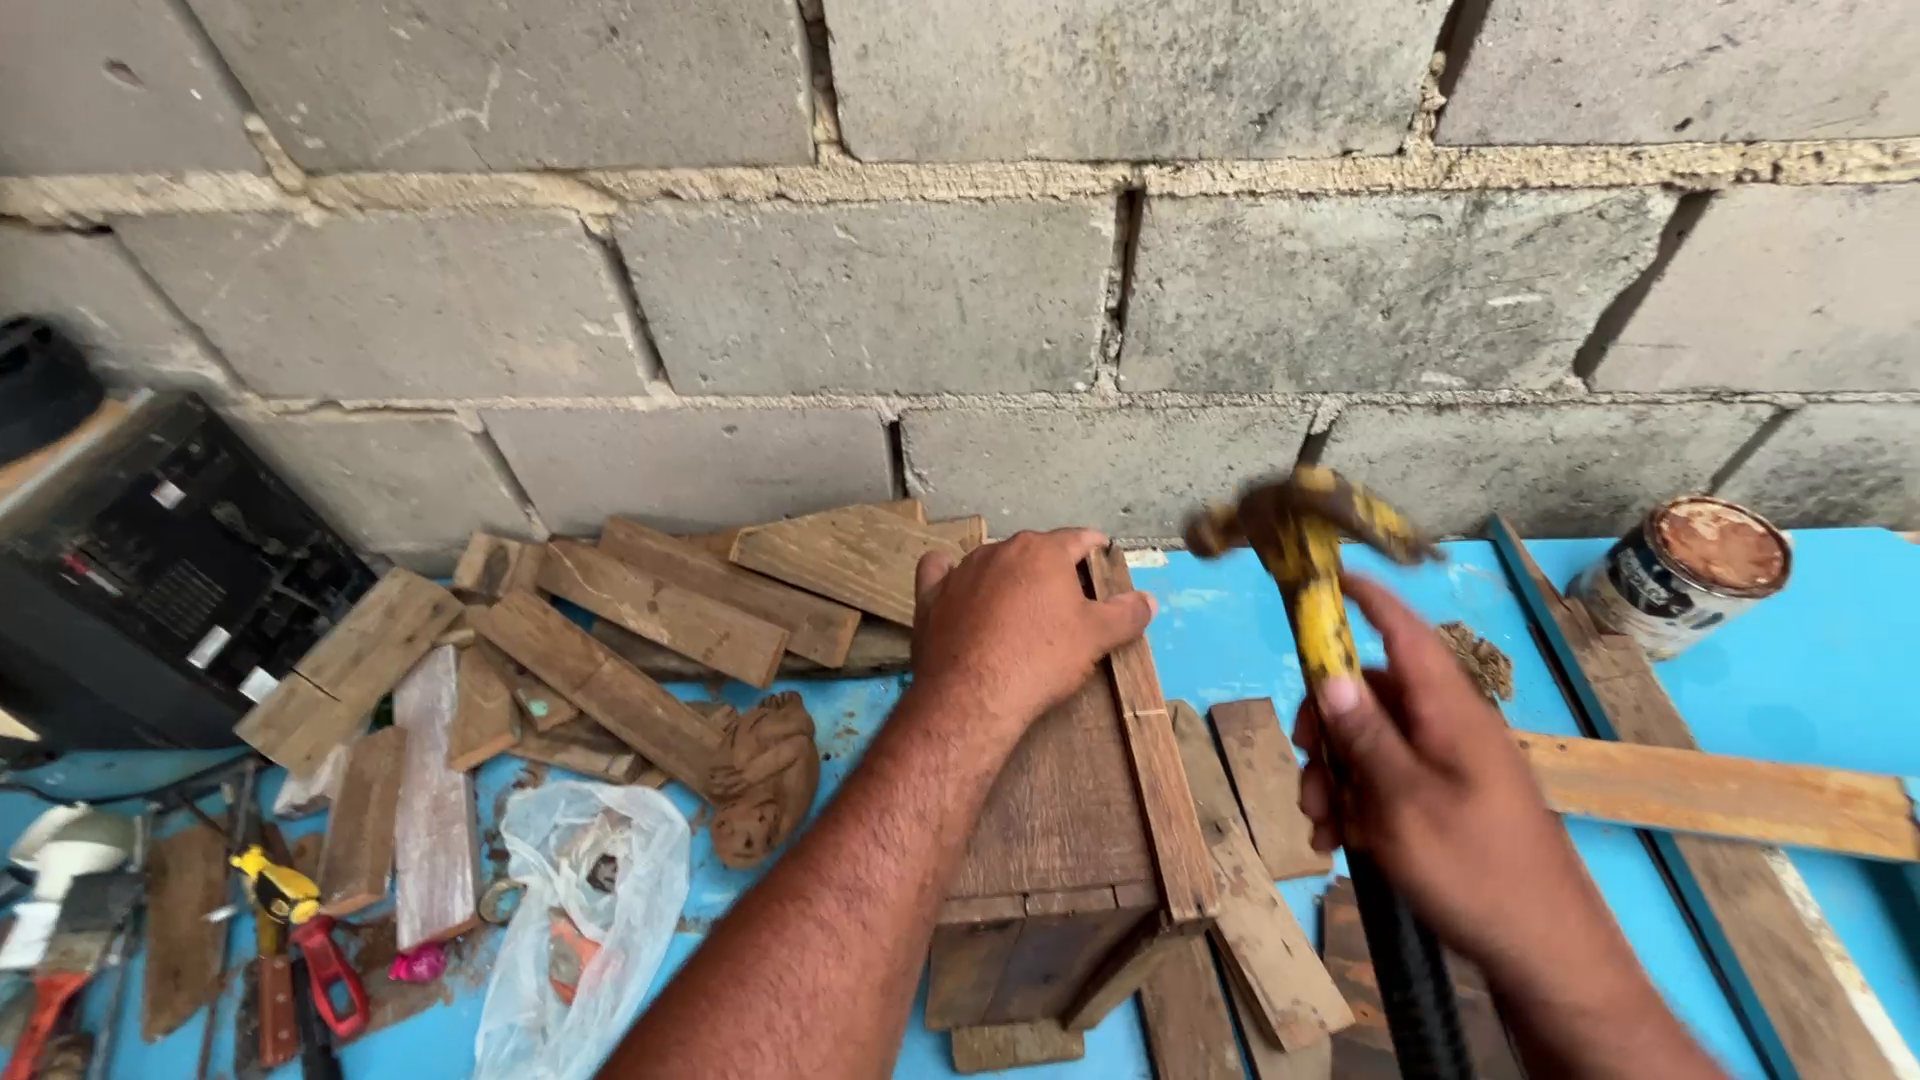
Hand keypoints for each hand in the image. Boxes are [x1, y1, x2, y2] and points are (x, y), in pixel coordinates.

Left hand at [910, 529, 1156, 736]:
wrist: (973, 695)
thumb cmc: (1041, 659)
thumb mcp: (1096, 638)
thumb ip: (1126, 614)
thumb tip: (1149, 599)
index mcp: (1043, 551)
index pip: (1078, 539)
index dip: (1094, 549)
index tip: (1102, 559)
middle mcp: (999, 549)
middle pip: (1034, 551)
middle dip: (1051, 569)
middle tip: (1065, 600)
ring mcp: (961, 571)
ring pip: (991, 561)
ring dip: (1007, 576)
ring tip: (1018, 607)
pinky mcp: (930, 596)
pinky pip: (941, 573)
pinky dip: (951, 577)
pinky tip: (958, 590)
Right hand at [1293, 574, 1626, 990]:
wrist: (1548, 959)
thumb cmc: (1476, 871)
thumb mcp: (1403, 802)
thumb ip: (1365, 734)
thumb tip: (1330, 673)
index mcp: (1450, 714)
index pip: (1405, 634)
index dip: (1368, 600)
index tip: (1329, 577)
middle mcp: (1449, 728)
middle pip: (1370, 692)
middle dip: (1326, 724)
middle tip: (1305, 761)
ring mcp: (1448, 765)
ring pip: (1370, 740)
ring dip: (1334, 773)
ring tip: (1322, 821)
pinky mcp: (1445, 798)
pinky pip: (1385, 778)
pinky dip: (1355, 800)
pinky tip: (1341, 839)